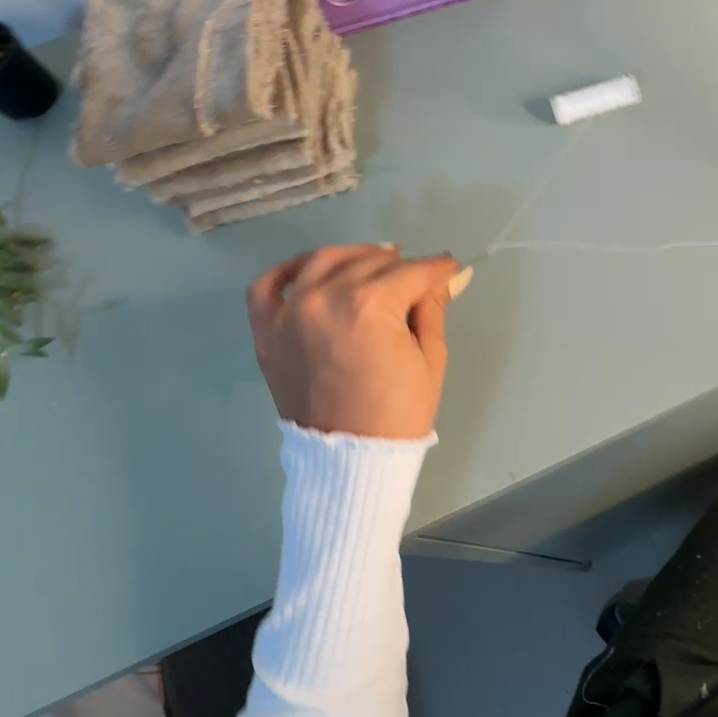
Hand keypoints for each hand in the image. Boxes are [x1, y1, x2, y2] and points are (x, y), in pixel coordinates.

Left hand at [246, 245, 463, 439]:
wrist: (349, 460)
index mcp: (370, 305)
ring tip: (374, 263)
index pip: (411, 272)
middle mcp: (325, 297)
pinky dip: (288, 270)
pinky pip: (268, 285)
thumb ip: (432, 308)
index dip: (437, 269)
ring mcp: (289, 312)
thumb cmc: (399, 412)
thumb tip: (439, 278)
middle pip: (371, 263)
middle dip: (401, 266)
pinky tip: (310, 270)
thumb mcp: (430, 358)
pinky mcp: (267, 331)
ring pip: (323, 261)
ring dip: (354, 256)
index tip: (451, 267)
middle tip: (418, 277)